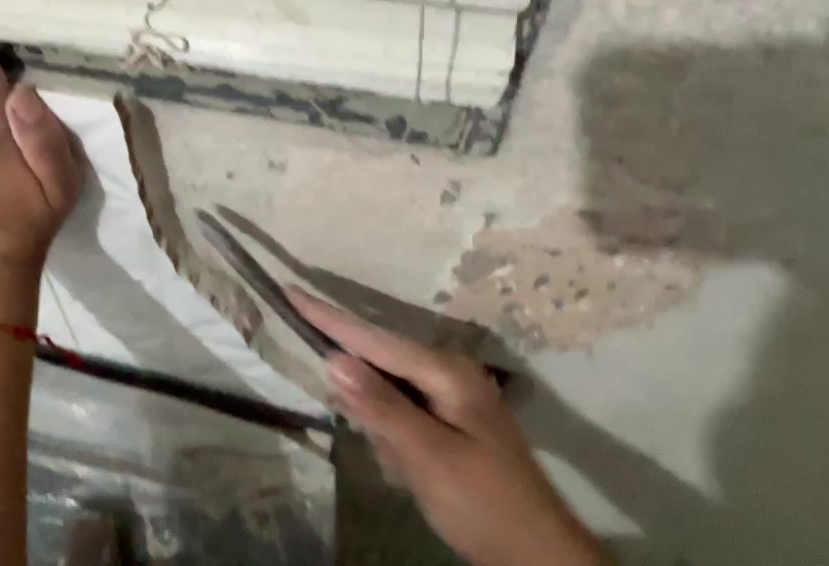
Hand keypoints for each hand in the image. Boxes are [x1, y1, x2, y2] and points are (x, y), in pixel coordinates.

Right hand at [289, 289, 604, 565]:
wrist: (538, 556)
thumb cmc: (483, 503)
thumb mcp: (428, 456)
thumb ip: (380, 406)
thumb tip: (334, 358)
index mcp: (446, 372)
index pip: (375, 339)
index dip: (330, 317)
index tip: (290, 289)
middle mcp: (449, 373)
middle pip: (381, 360)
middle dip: (358, 384)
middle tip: (346, 395)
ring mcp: (451, 397)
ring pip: (389, 391)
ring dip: (379, 422)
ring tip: (400, 461)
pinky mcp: (448, 422)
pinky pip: (403, 415)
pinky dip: (394, 438)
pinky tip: (408, 468)